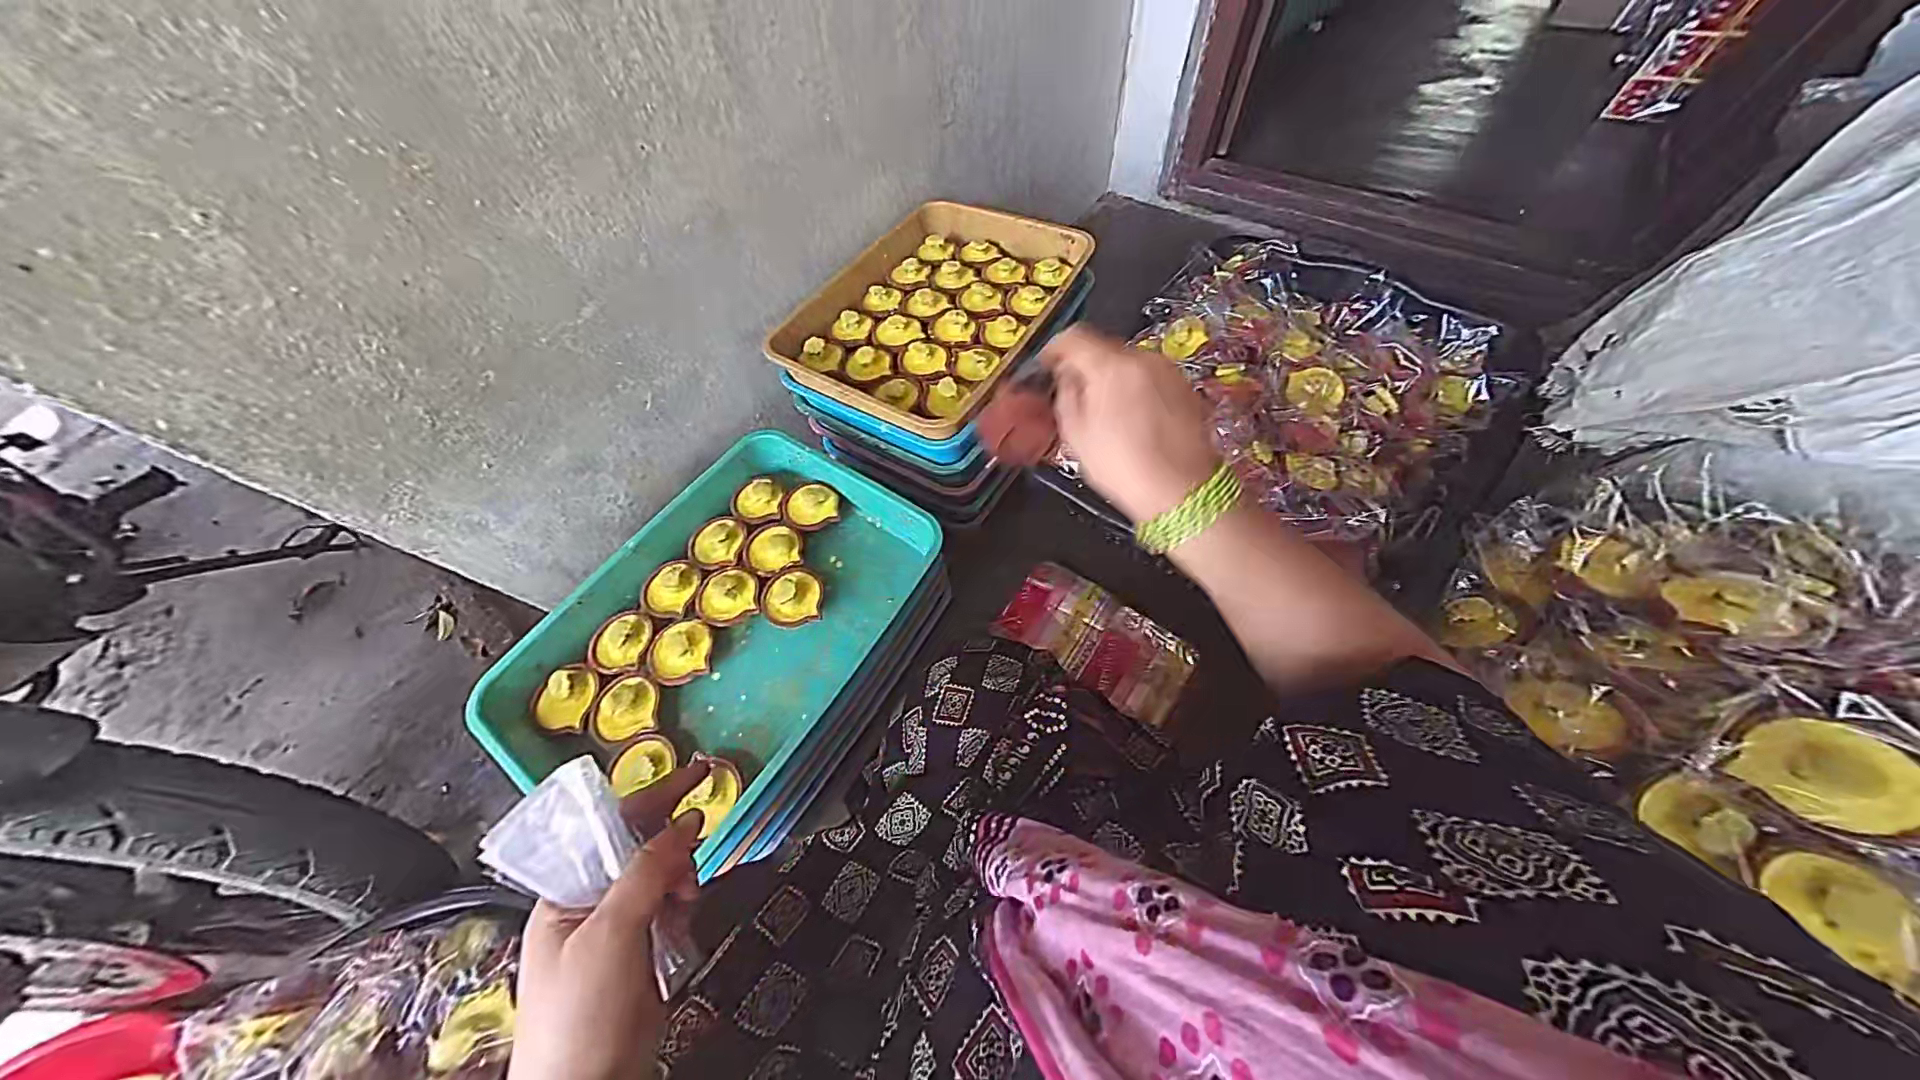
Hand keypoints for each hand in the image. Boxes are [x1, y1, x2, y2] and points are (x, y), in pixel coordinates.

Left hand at [508, 762, 711, 1079]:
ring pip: (662, 875)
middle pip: (642, 848)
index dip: (652, 799)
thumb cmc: (580, 1017)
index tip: (692, 776)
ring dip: (681, 879)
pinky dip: (683, 904)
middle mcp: (591, 903)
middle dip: (671, 847)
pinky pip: (671, 905)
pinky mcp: (643, 947)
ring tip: (684, 902)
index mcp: (566, 894)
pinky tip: (683, 919)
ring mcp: (619, 926)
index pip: (610, 829)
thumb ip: (646, 872)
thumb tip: (683, 823)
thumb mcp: (610, 934)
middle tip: (693, 854)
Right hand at [1043, 326, 1220, 522]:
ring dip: (1111, 380)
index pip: (1073, 337)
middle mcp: (1143, 359)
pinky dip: (1135, 391)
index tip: (1047, 364)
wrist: (1181, 491)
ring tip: (1105, 416)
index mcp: (1111, 366)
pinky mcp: (1185, 387)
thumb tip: (1065, 376)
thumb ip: (1065, 393)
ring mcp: (1169, 371)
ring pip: (1128, 364)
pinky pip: (1149, 379)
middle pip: (1103, 349)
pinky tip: (1131, 422)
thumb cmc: (1124, 467)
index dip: (1054, 349)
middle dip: (1085, 368)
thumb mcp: (1075, 434)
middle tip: (1074, 396)